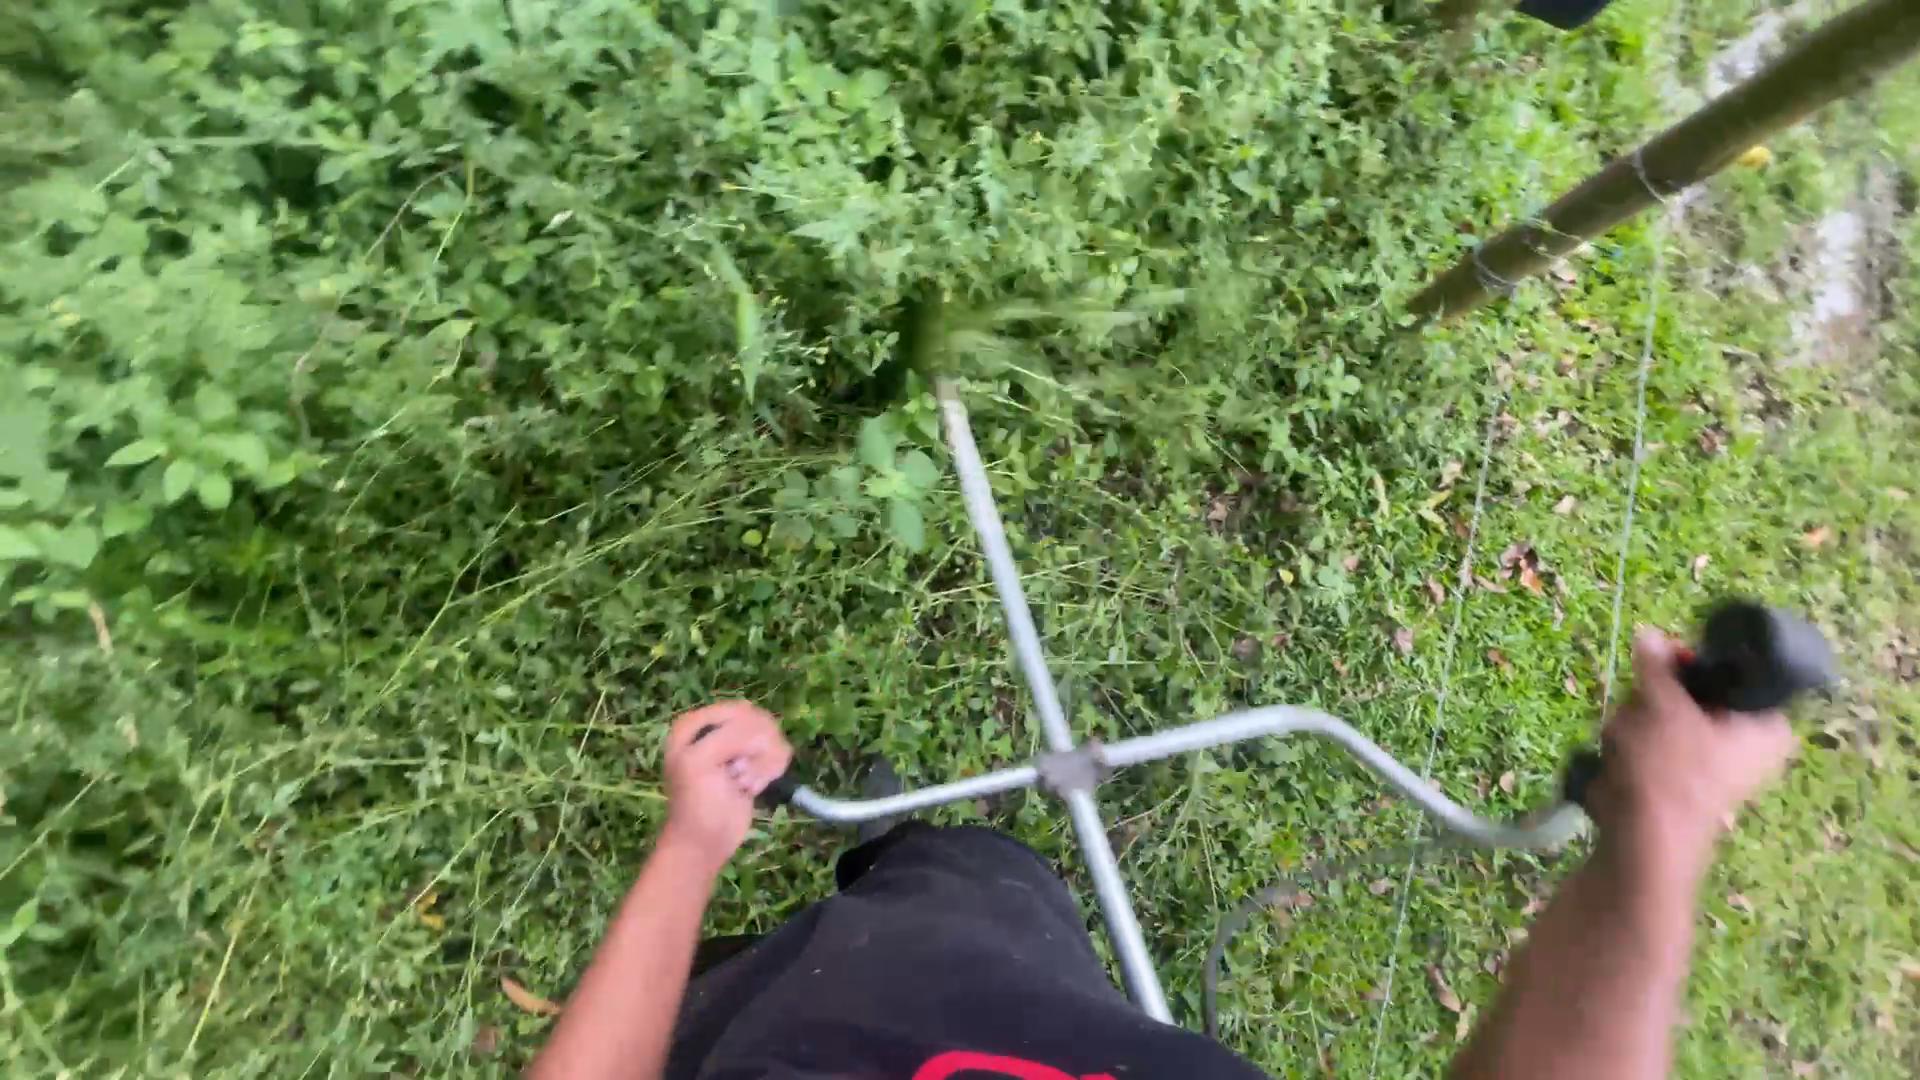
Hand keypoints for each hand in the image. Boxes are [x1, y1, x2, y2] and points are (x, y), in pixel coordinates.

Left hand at [660, 701, 791, 874]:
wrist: (707, 842)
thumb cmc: (697, 803)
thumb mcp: (699, 761)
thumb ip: (729, 736)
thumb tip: (764, 734)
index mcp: (697, 723)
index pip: (739, 710)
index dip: (746, 734)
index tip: (737, 759)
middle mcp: (718, 729)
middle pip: (761, 720)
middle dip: (757, 750)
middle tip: (738, 773)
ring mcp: (738, 745)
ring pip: (773, 736)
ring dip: (764, 764)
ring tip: (744, 784)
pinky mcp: (755, 761)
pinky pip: (779, 751)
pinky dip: (771, 771)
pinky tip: (753, 788)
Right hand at [1587, 629, 1797, 881]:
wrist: (1642, 827)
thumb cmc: (1668, 766)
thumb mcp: (1662, 706)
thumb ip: (1657, 667)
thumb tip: (1648, 633)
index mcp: (1765, 728)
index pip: (1733, 678)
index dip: (1692, 666)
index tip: (1658, 663)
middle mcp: (1746, 743)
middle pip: (1691, 694)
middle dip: (1652, 697)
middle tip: (1639, 708)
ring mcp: (1710, 761)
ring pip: (1663, 714)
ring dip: (1633, 717)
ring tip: (1624, 733)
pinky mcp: (1676, 773)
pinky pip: (1650, 738)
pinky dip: (1630, 738)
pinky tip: (1619, 747)